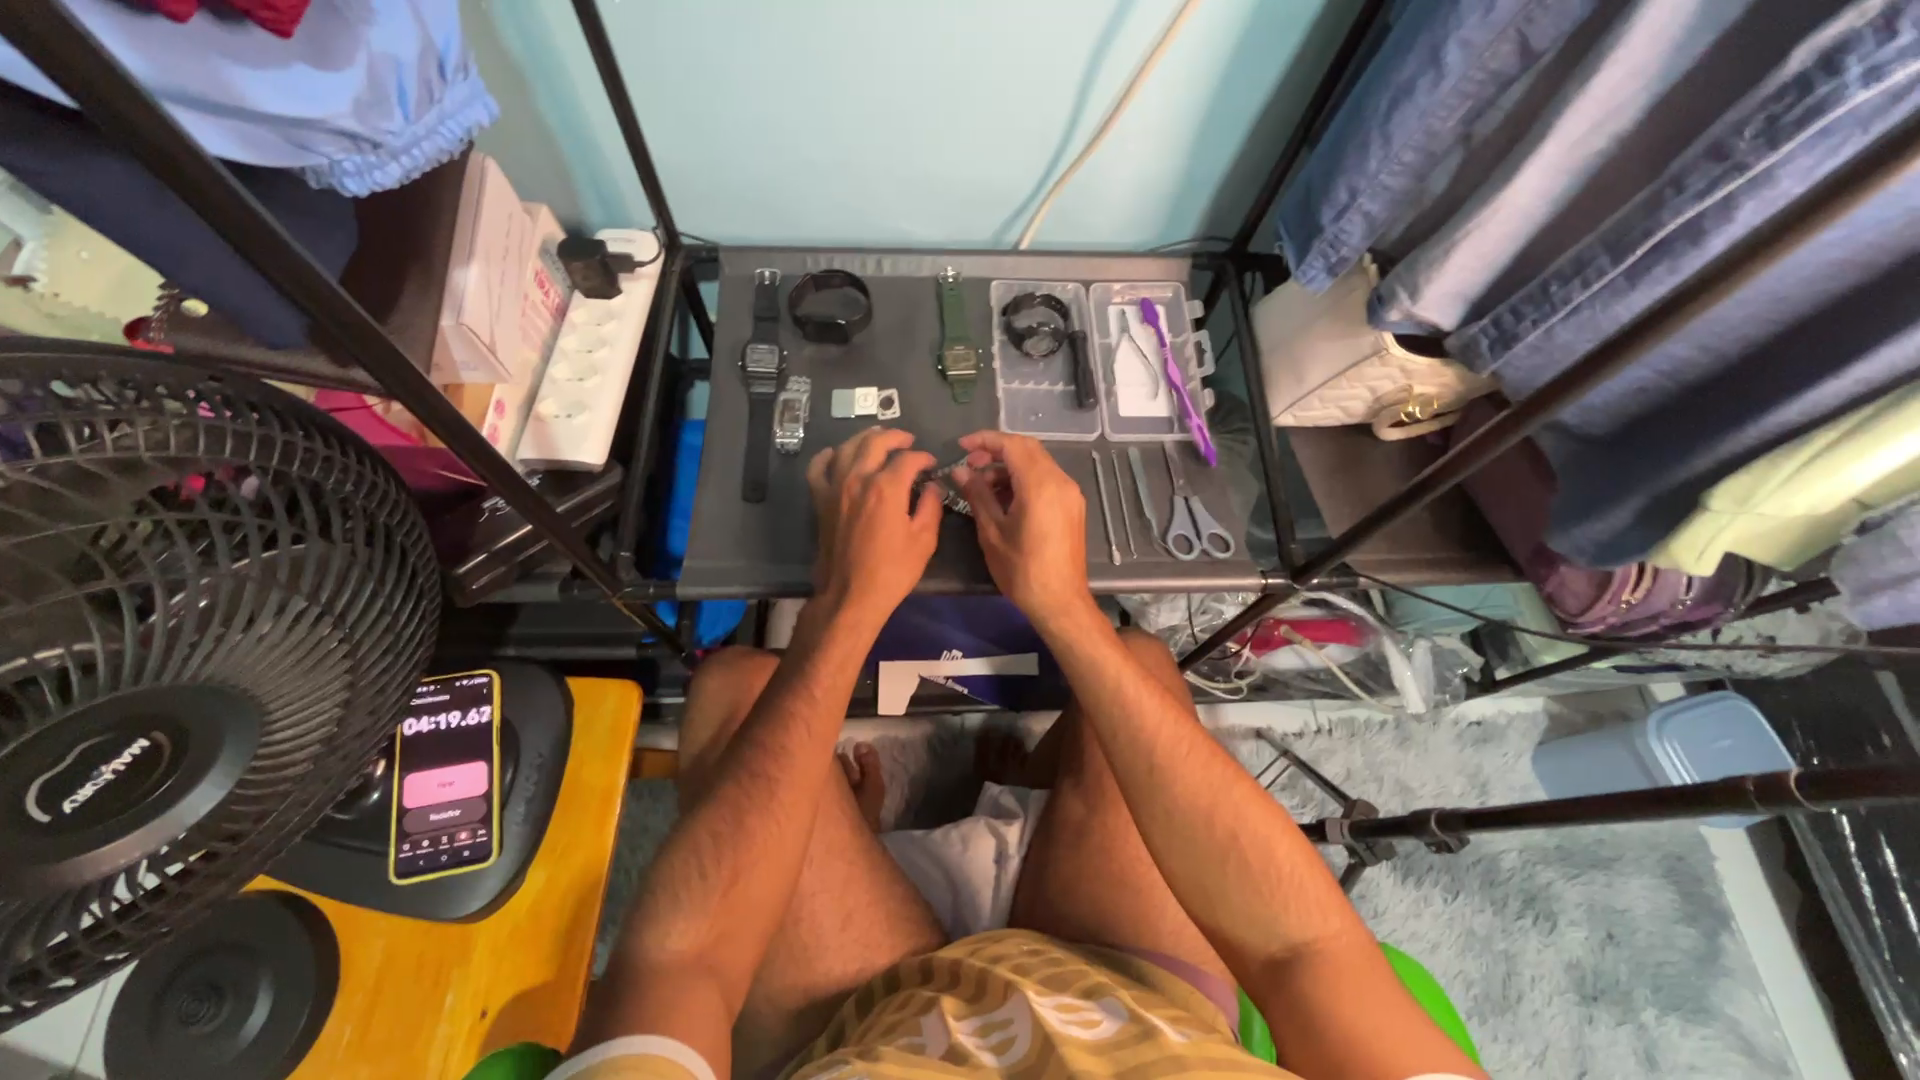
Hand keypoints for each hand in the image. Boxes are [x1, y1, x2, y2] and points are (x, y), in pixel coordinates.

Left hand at [806, 427, 940, 621]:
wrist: (850, 595)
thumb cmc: (892, 572)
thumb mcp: (923, 541)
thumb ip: (931, 507)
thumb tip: (934, 487)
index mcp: (887, 488)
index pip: (908, 459)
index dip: (923, 457)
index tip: (931, 465)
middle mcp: (858, 479)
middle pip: (875, 443)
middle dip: (895, 437)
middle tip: (908, 440)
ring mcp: (835, 488)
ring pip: (846, 448)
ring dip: (864, 438)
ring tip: (878, 439)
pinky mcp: (820, 501)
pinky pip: (818, 469)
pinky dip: (826, 457)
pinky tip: (835, 454)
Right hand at [952, 431, 1091, 625]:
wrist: (1059, 601)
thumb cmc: (1021, 571)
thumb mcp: (992, 532)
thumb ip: (977, 495)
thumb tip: (960, 471)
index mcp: (1040, 486)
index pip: (1012, 445)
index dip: (984, 440)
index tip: (961, 446)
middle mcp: (1060, 482)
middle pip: (1027, 449)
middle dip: (996, 451)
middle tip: (970, 466)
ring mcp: (1070, 493)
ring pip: (1038, 463)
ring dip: (1009, 467)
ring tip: (982, 487)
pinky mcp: (1072, 506)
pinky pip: (1047, 479)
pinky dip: (1024, 479)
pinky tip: (1004, 498)